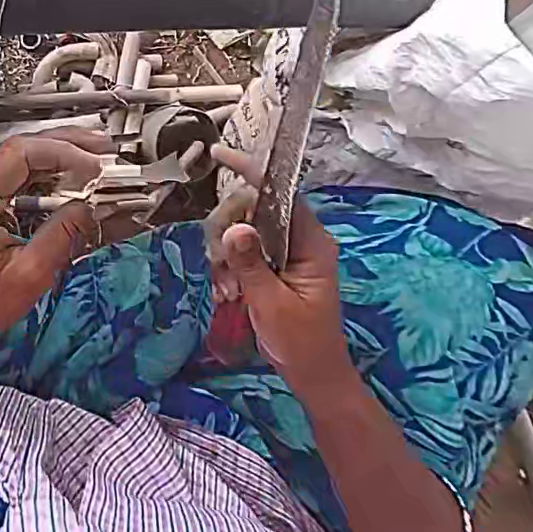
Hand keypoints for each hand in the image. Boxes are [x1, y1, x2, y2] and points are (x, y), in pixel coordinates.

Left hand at [0, 130, 108, 368]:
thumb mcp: (29, 275)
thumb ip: (62, 234)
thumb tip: (90, 205)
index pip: (21, 154)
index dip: (63, 152)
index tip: (94, 166)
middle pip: (19, 146)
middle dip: (65, 144)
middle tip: (102, 149)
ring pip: (17, 154)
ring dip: (56, 153)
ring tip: (93, 157)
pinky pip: (12, 171)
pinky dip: (43, 169)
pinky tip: (69, 172)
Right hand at [205, 144, 351, 383]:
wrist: (313, 376)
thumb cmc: (301, 343)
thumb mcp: (271, 304)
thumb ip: (251, 263)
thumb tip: (234, 227)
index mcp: (310, 242)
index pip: (280, 191)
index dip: (251, 170)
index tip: (220, 155)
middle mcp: (298, 237)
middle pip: (252, 206)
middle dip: (227, 229)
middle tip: (218, 262)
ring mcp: (284, 249)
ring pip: (240, 225)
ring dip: (224, 252)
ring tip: (227, 287)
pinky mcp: (272, 261)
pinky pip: (240, 246)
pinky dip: (227, 264)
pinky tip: (227, 290)